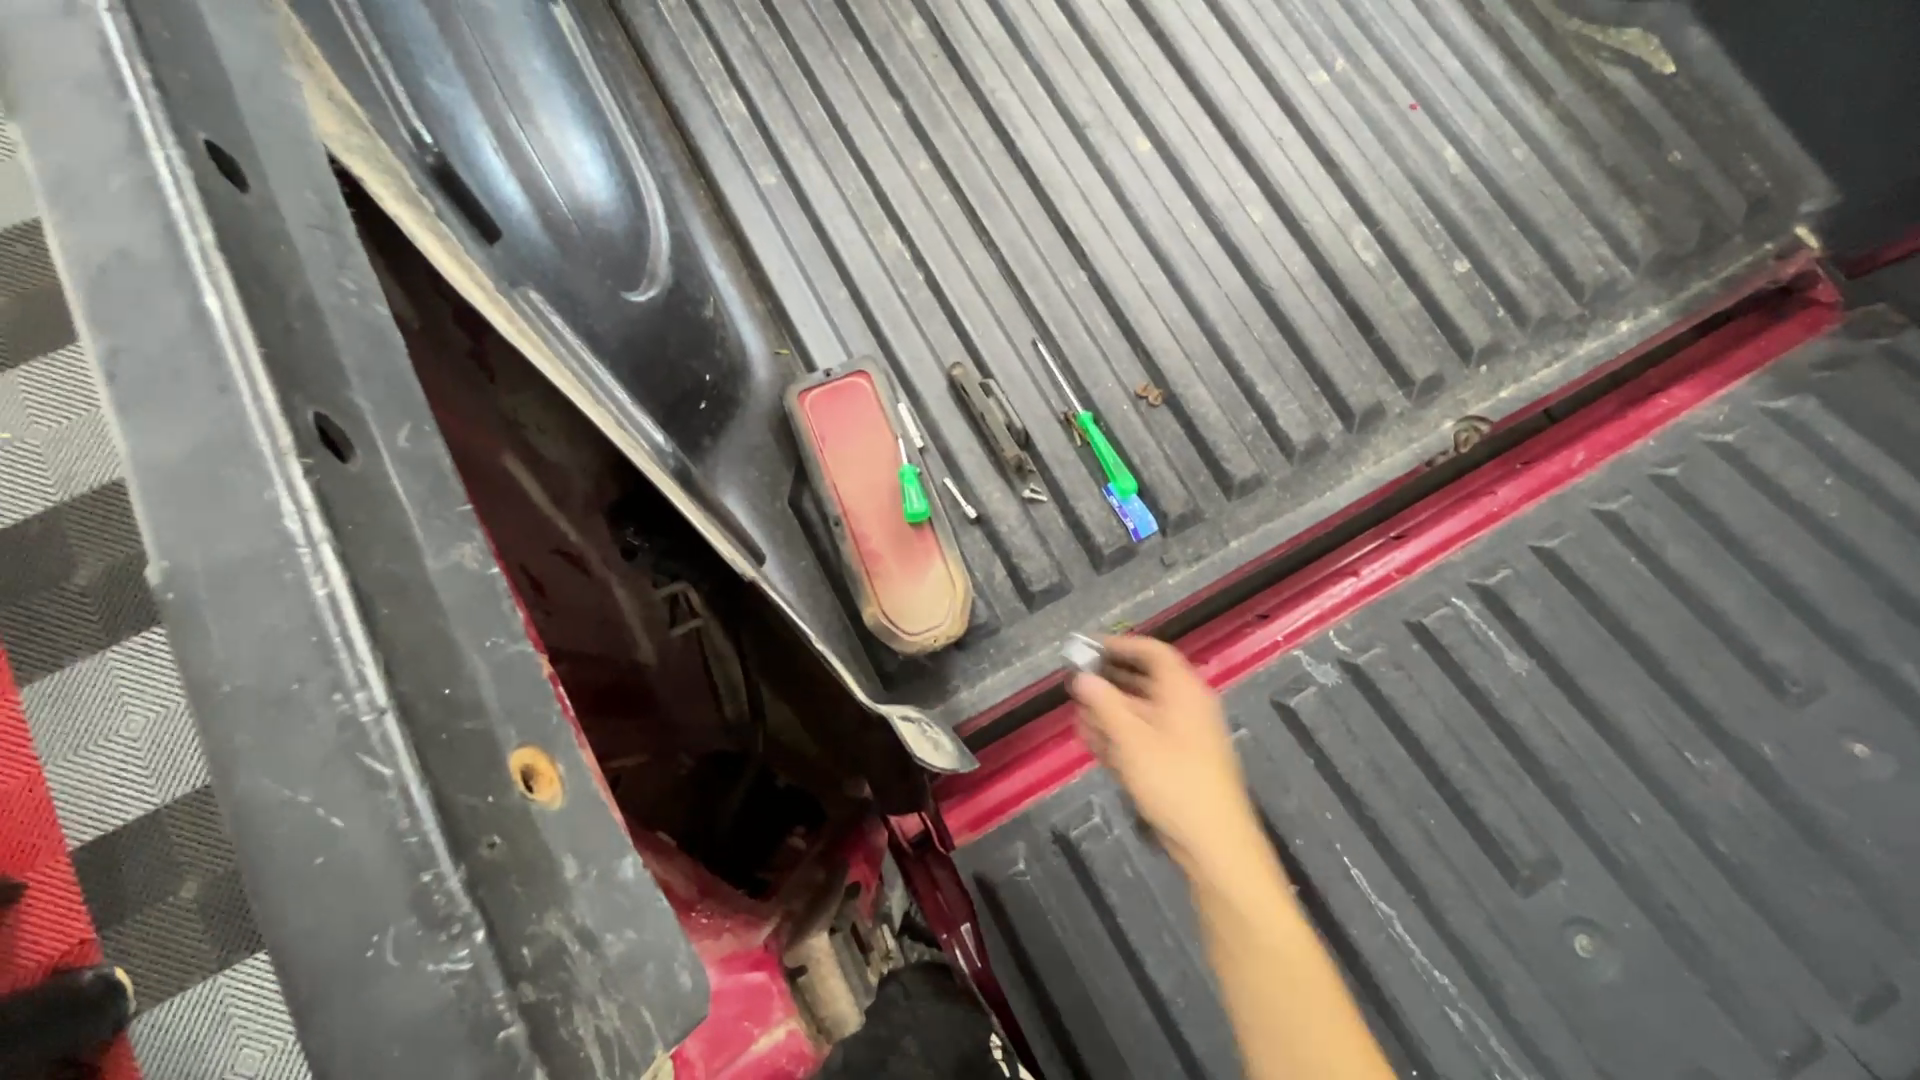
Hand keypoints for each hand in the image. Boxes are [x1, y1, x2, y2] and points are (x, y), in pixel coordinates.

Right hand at [1068, 637, 1262, 877]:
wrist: (1213, 842)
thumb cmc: (1173, 781)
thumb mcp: (1131, 739)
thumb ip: (1104, 703)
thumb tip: (1082, 677)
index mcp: (1183, 690)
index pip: (1151, 651)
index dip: (1118, 645)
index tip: (1086, 648)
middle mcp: (1186, 705)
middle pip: (1144, 681)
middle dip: (1107, 684)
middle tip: (1075, 688)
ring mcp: (1183, 735)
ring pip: (1141, 712)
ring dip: (1109, 714)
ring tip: (1080, 720)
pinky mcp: (1178, 761)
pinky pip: (1145, 737)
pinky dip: (1121, 737)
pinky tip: (1097, 746)